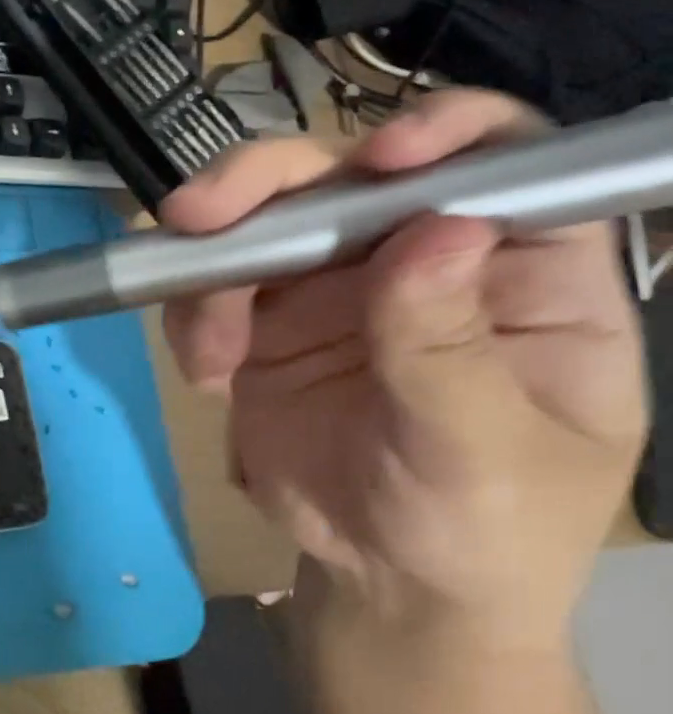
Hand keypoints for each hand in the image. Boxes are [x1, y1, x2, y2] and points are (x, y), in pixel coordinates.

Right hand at [162, 89, 645, 640]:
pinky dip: (191, 317)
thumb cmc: (484, 527)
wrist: (382, 580)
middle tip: (194, 215)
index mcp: (523, 275)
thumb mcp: (486, 451)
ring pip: (258, 220)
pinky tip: (205, 374)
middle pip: (344, 175)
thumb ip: (451, 348)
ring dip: (209, 262)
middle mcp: (420, 259)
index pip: (503, 164)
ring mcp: (330, 286)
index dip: (451, 133)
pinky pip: (207, 284)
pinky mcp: (260, 318)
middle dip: (265, 184)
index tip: (387, 153)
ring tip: (207, 348)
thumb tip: (434, 232)